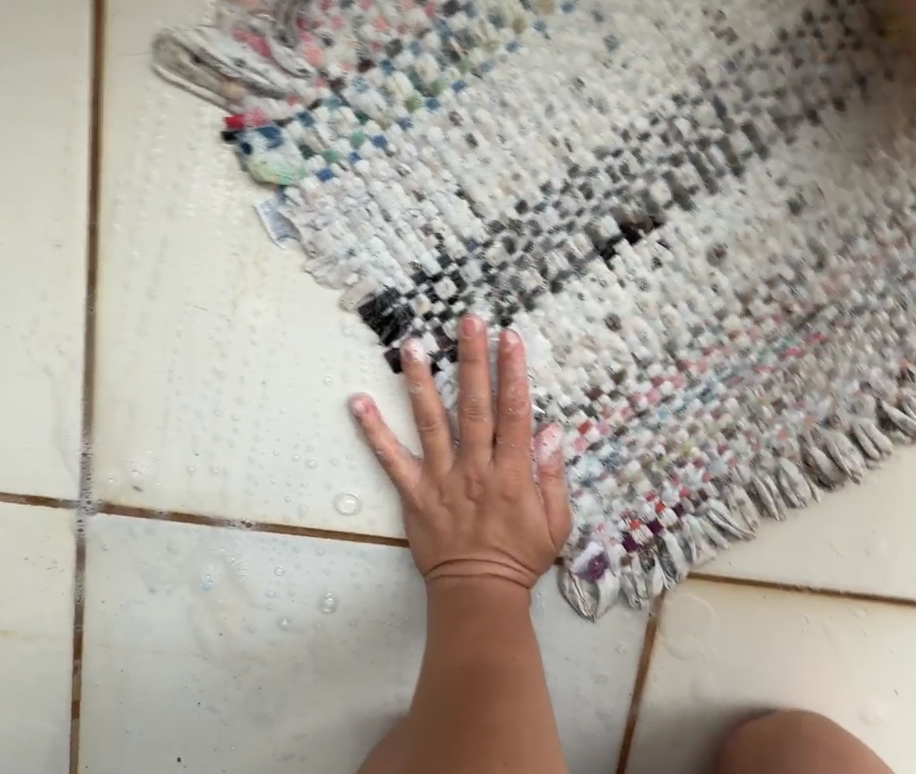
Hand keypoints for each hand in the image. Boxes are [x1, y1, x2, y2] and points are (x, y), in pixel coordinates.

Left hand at [349, 315, 570, 593]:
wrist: (478, 595)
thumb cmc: (521, 557)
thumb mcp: (556, 522)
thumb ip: (553, 475)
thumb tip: (551, 430)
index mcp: (513, 472)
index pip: (514, 412)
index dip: (513, 372)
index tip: (510, 337)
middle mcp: (476, 468)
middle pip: (474, 406)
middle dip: (473, 360)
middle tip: (468, 321)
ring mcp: (441, 479)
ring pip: (431, 423)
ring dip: (422, 382)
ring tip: (414, 345)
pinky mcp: (415, 494)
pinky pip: (391, 460)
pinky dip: (374, 431)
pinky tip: (359, 402)